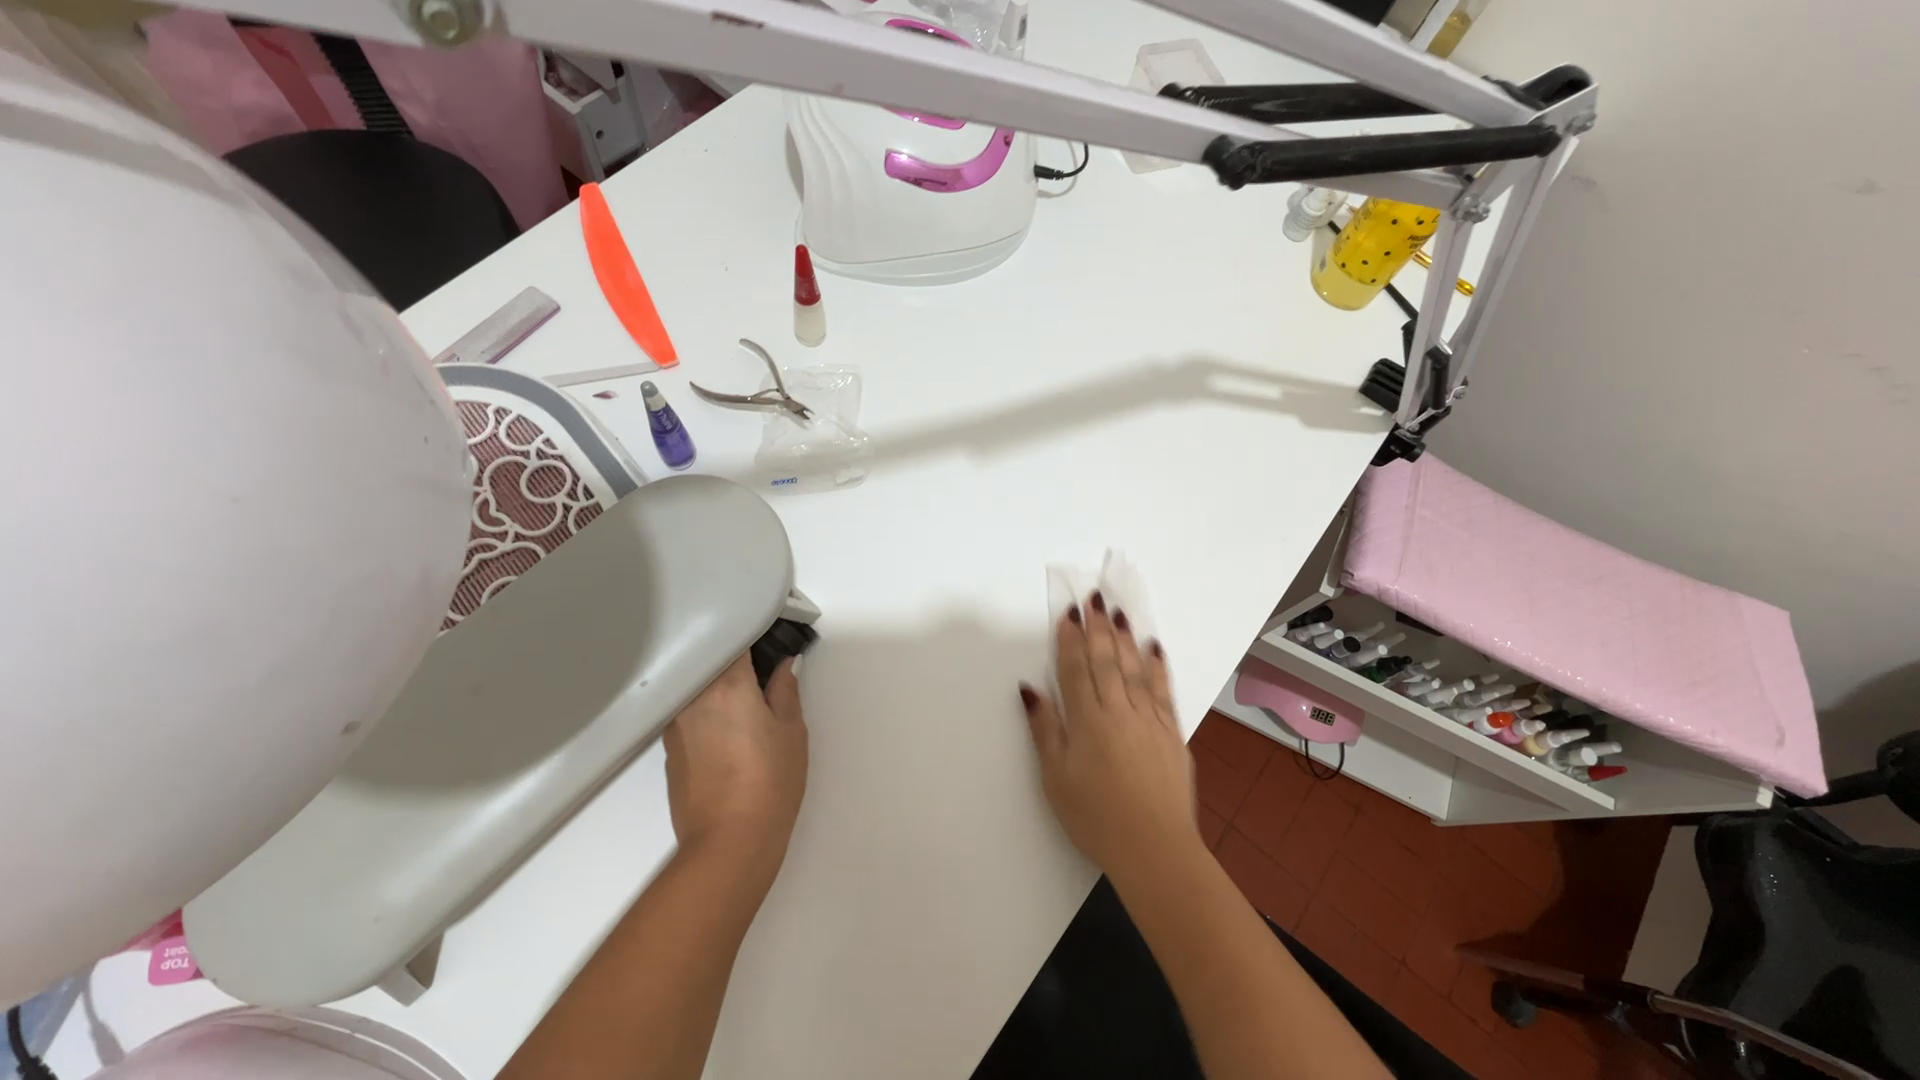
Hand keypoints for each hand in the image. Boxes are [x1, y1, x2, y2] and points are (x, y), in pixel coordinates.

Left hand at [663, 653, 807, 876]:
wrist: (730, 841)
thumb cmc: (769, 784)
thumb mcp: (791, 731)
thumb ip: (785, 690)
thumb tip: (782, 666)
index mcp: (727, 685)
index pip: (735, 641)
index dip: (754, 635)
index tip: (770, 638)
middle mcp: (693, 697)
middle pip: (711, 663)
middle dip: (736, 660)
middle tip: (764, 671)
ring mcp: (676, 723)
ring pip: (698, 689)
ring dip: (719, 687)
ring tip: (747, 703)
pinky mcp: (669, 749)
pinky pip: (689, 714)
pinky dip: (707, 711)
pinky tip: (728, 732)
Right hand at [1019, 592, 1198, 881]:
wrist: (1155, 848)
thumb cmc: (1096, 818)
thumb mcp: (1056, 779)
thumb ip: (1045, 730)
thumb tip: (1031, 689)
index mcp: (1087, 722)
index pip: (1074, 670)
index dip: (1069, 640)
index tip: (1068, 613)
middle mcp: (1119, 711)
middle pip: (1105, 660)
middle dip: (1097, 627)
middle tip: (1094, 598)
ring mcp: (1149, 720)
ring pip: (1134, 668)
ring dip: (1125, 637)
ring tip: (1118, 611)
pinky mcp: (1171, 733)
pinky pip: (1163, 690)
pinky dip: (1157, 666)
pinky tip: (1153, 648)